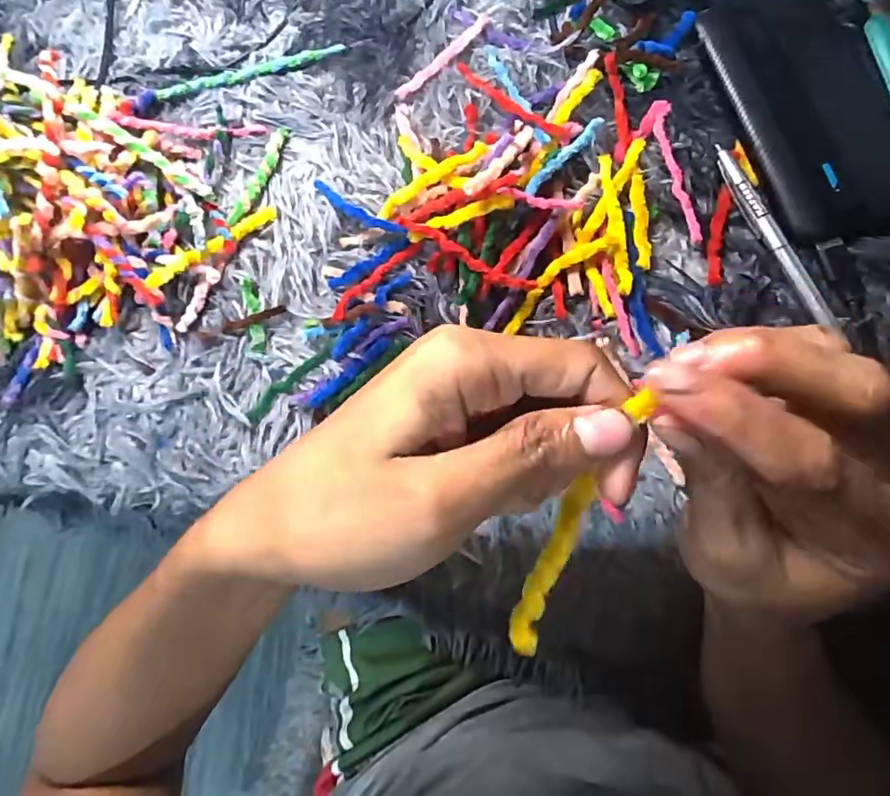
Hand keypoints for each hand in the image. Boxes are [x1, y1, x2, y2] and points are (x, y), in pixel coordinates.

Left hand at [191, 326, 645, 591]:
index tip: (617, 496)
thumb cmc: (346, 518)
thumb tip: (620, 423)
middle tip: (540, 509)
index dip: (616, 421)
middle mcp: (469, 355)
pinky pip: (514, 432)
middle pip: (566, 387)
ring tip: (488, 505)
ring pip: (545, 414)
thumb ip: (532, 455)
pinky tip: (479, 498)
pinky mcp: (454, 412)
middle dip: (575, 449)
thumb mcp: (443, 498)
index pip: (581, 363)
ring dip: (543, 467)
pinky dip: (517, 470)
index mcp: (467, 356)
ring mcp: (460, 382)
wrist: (269, 534)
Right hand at [644, 327, 889, 626]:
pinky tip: (712, 357)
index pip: (815, 465)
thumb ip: (710, 484)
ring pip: (839, 360)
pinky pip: (818, 349)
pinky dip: (758, 345)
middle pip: (861, 394)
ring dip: (755, 349)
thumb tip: (670, 409)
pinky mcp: (852, 397)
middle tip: (686, 360)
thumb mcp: (721, 552)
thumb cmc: (751, 580)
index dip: (736, 418)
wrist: (778, 579)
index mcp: (882, 542)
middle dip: (769, 362)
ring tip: (687, 360)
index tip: (664, 390)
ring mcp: (886, 430)